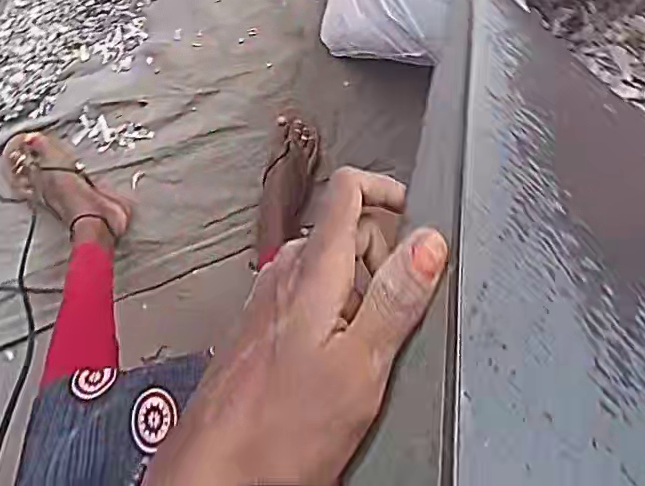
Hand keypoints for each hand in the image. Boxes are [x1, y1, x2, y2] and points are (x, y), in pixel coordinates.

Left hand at [144, 168, 447, 485]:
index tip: (415, 221)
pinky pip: (313, 288)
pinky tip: (335, 358)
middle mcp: (288, 266)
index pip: (348, 187)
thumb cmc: (281, 428)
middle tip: (391, 316)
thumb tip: (428, 243)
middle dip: (382, 259)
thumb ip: (396, 297)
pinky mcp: (266, 315)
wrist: (216, 468)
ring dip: (362, 291)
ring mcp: (273, 289)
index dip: (387, 189)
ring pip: (334, 262)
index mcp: (313, 265)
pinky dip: (338, 308)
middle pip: (348, 226)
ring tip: (363, 349)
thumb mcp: (360, 365)